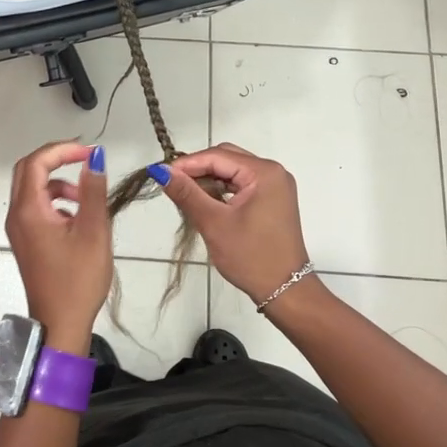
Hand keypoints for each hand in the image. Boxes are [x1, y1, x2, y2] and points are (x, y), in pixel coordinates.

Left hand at [4, 141, 113, 350]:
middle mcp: (16, 216)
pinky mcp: (25, 241)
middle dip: (55, 160)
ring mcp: (18, 230)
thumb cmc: (78, 279)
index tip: (89, 151)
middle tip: (84, 160)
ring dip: (56, 183)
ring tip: (85, 198)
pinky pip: (35, 208)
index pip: (36, 162)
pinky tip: (76, 218)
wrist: (61, 324)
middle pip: (27, 171)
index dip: (62, 150)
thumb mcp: (93, 231)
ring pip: (31, 189)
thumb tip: (94, 157)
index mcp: (29, 210)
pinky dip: (54, 201)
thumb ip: (93, 190)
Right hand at [155, 144, 310, 303]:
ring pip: (233, 171)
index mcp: (264, 172)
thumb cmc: (250, 256)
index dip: (187, 163)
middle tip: (173, 185)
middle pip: (226, 158)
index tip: (161, 174)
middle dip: (198, 169)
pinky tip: (207, 201)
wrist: (285, 290)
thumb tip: (161, 171)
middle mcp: (273, 172)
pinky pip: (242, 184)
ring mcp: (276, 186)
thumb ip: (187, 193)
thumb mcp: (214, 223)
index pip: (217, 156)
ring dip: (210, 179)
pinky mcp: (273, 199)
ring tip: (186, 194)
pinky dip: (223, 189)